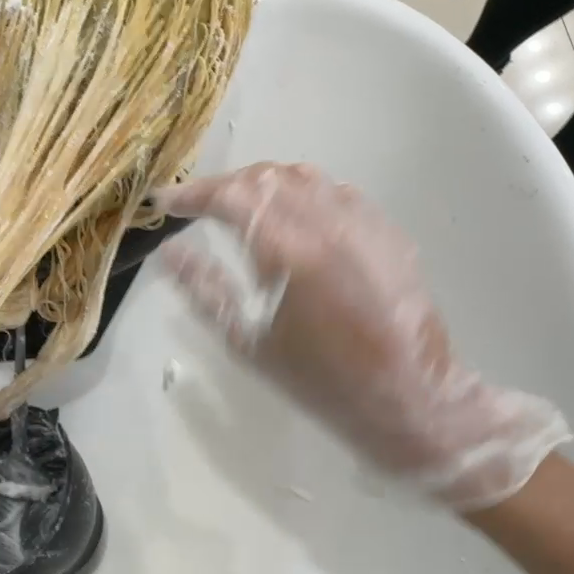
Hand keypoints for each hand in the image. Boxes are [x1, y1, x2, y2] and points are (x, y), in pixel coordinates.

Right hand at [156, 163, 569, 510]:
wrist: (409, 398)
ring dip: (262, 183)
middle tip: (195, 206)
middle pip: (265, 178)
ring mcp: (365, 224)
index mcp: (291, 254)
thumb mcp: (247, 342)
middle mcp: (330, 226)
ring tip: (238, 206)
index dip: (193, 194)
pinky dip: (302, 193)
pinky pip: (337, 192)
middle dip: (223, 185)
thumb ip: (204, 289)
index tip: (165, 201)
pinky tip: (290, 217)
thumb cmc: (318, 380)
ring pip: (304, 176)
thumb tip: (169, 251)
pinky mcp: (388, 232)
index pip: (232, 198)